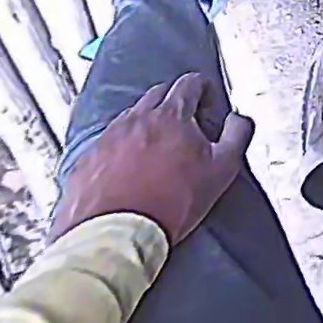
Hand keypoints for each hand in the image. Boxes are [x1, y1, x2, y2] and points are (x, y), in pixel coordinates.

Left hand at [50, 73, 254, 244]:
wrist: (115, 240)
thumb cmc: (173, 202)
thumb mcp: (222, 168)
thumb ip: (238, 133)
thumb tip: (238, 118)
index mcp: (171, 114)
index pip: (190, 83)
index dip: (204, 88)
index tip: (208, 104)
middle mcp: (136, 119)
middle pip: (158, 94)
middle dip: (174, 101)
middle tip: (185, 124)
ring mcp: (106, 139)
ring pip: (131, 117)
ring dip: (146, 124)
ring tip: (155, 149)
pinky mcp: (84, 162)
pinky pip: (107, 143)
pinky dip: (121, 147)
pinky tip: (127, 169)